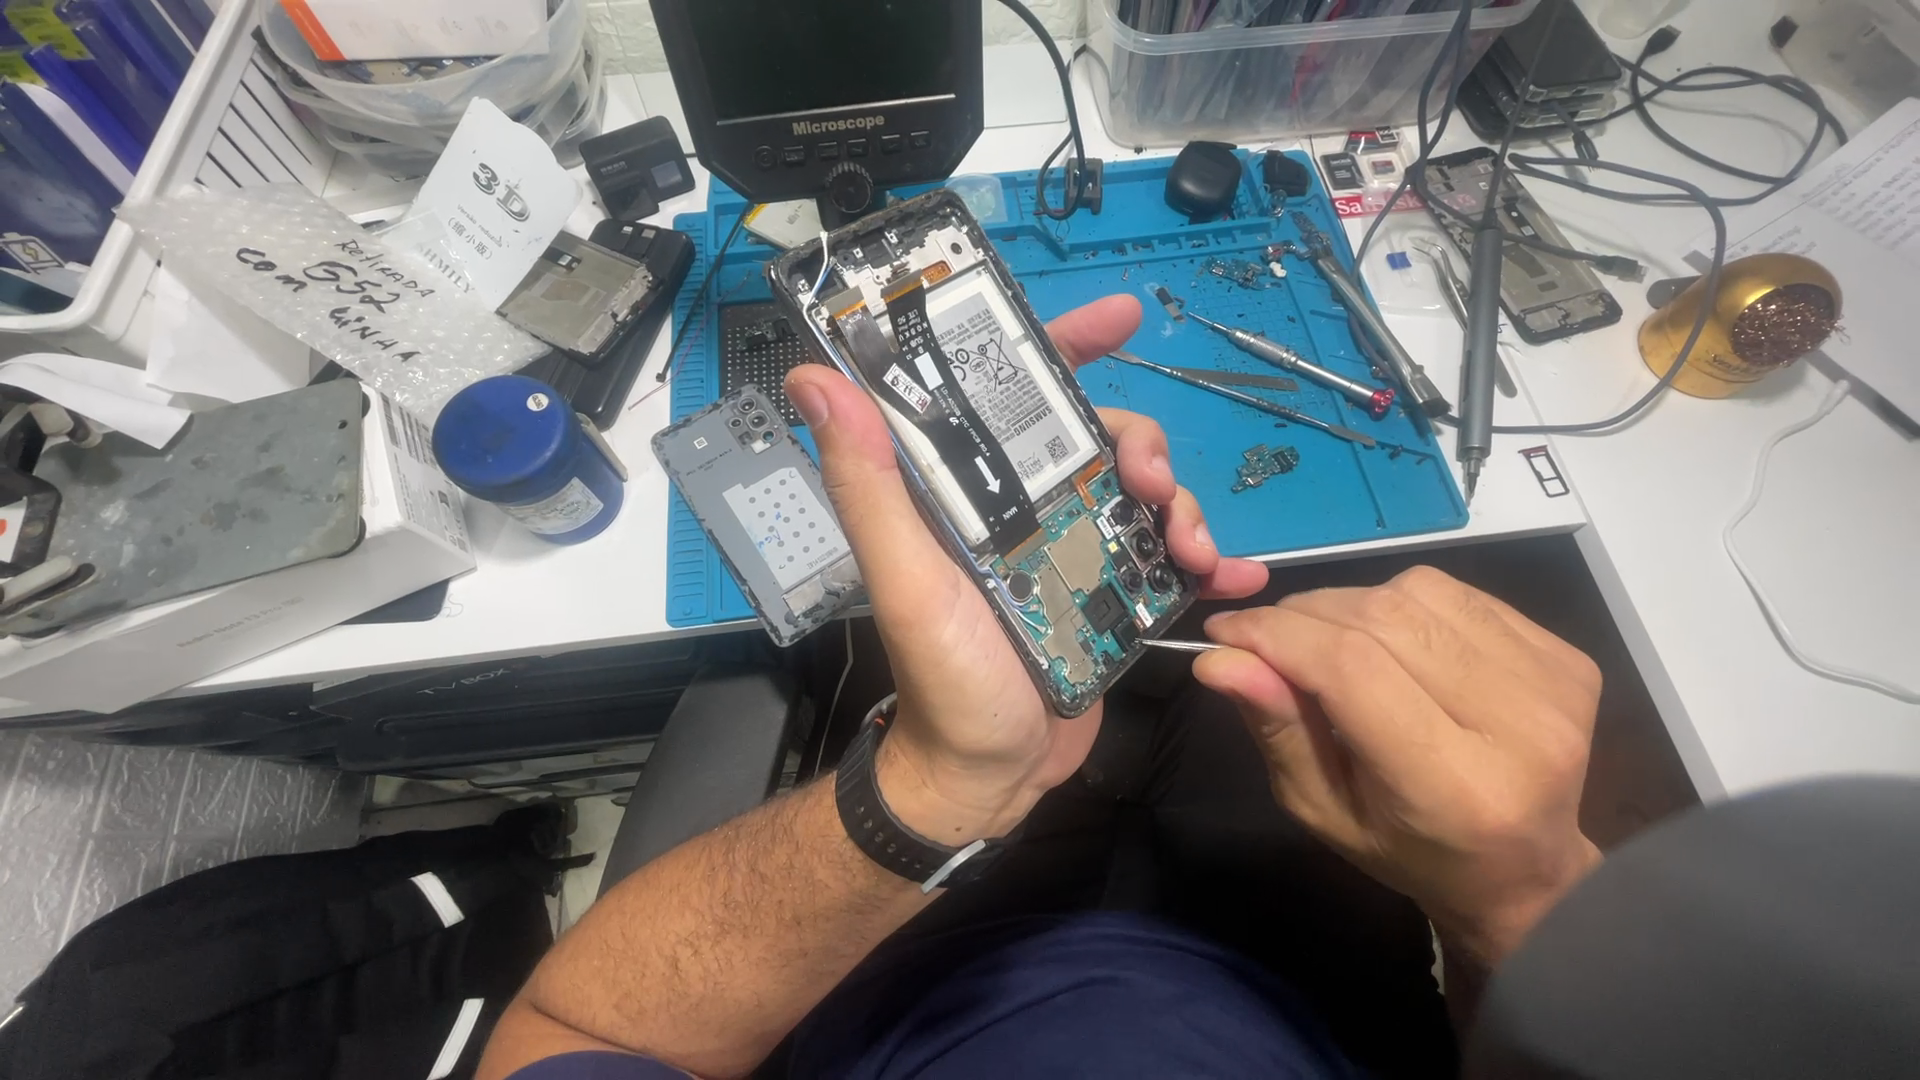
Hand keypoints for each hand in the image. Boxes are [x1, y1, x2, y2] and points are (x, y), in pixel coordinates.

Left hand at [787, 295, 1267, 848]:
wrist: (990, 776)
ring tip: (1195, 548)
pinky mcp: (1108, 592)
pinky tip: (1234, 573)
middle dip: (1139, 443)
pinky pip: (1163, 556)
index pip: (1008, 395)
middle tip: (1154, 482)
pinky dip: (1205, 558)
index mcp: (969, 491)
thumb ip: (869, 484)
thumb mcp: (906, 578)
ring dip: (1179, 504)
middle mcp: (1020, 507)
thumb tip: (814, 379)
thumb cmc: (943, 677)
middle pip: (1094, 438)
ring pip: (1139, 492)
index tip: (1118, 317)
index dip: (1059, 346)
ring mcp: (1071, 549)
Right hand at [1193, 567, 1602, 964]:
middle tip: (1262, 637)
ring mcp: (1550, 681)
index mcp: (1453, 784)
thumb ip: (1275, 729)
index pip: (1351, 668)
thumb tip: (1218, 658)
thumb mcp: (1320, 808)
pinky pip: (1449, 591)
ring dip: (1343, 604)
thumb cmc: (1409, 850)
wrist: (1529, 869)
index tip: (1224, 632)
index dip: (1275, 635)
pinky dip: (1394, 601)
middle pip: (1379, 620)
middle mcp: (1519, 724)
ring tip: (1324, 641)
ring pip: (1410, 593)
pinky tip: (1386, 639)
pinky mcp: (1564, 653)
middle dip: (1298, 616)